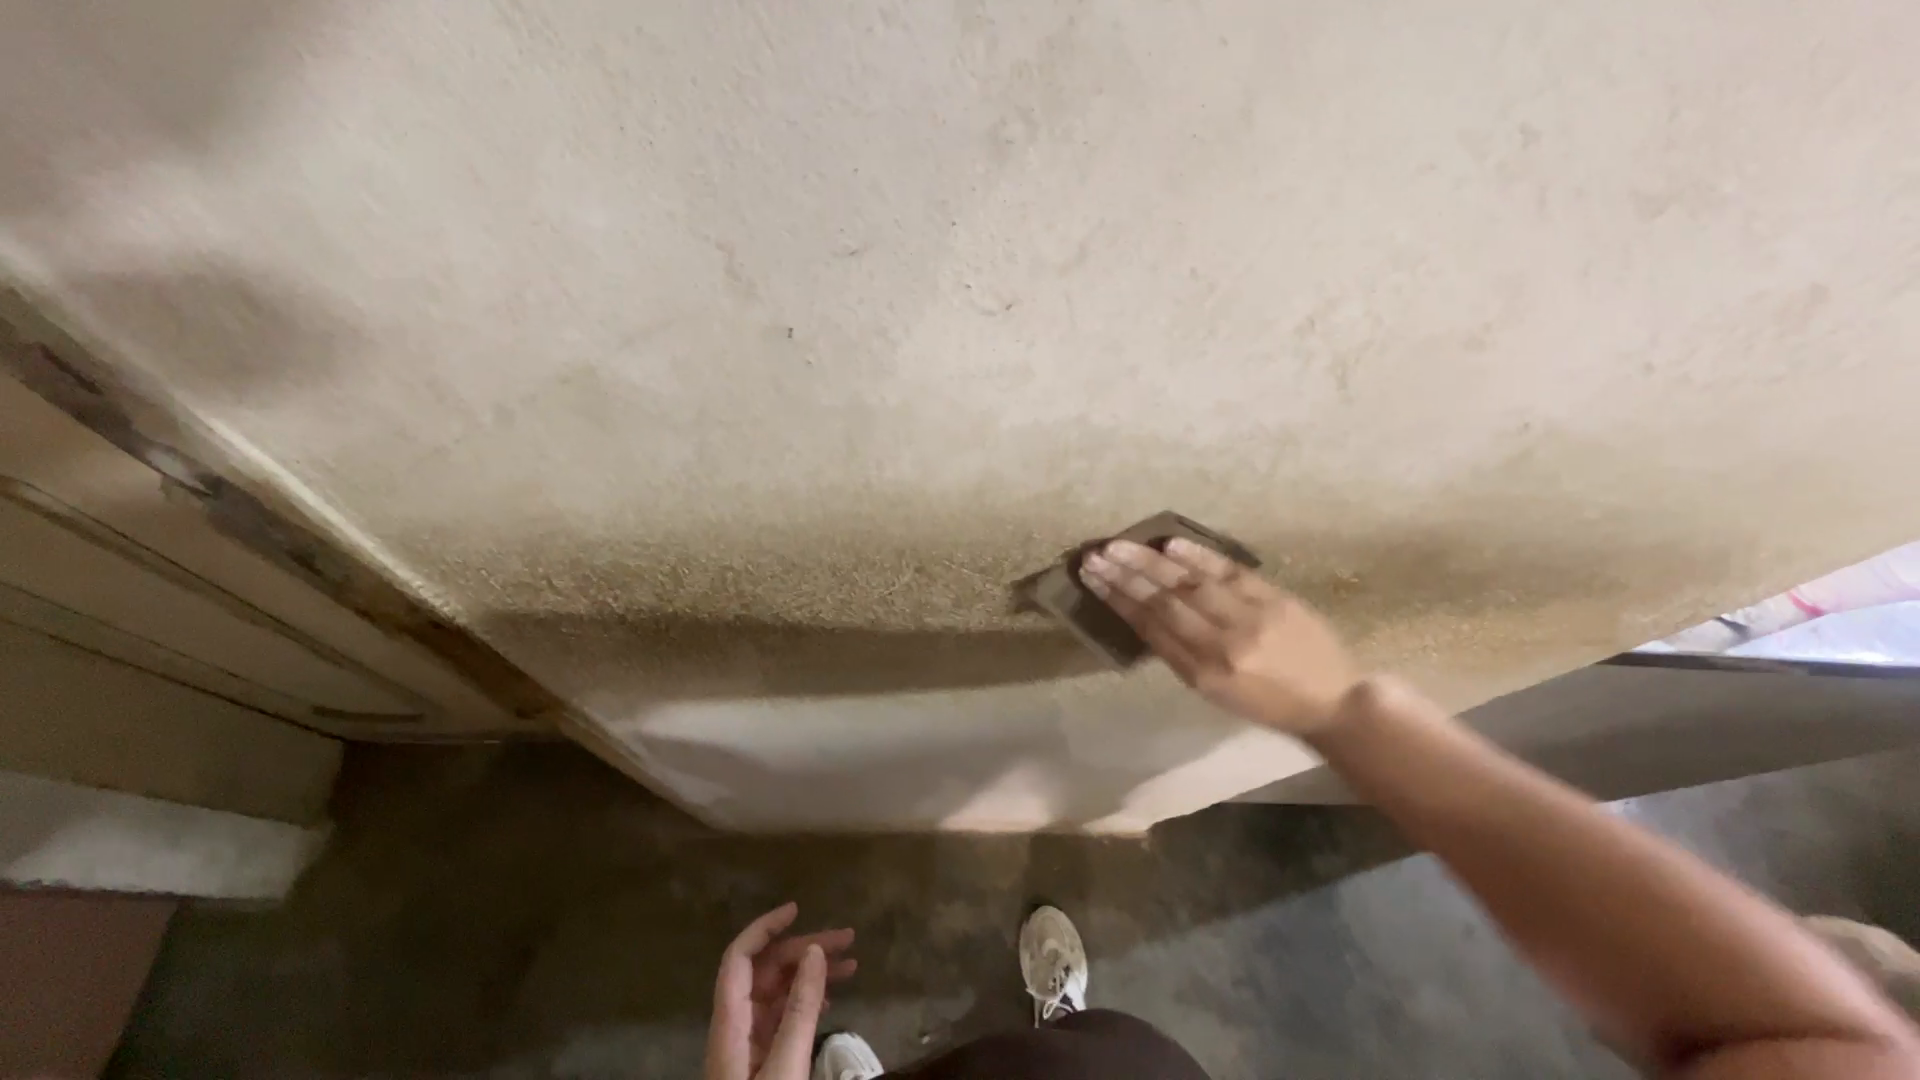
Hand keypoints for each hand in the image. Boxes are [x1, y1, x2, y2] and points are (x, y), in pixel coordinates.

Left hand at [705, 902, 858, 1079]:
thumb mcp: (785, 1067)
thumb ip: (800, 1010)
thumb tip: (814, 952)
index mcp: (729, 1024)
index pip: (739, 959)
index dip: (764, 928)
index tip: (799, 908)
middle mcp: (734, 1027)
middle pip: (763, 972)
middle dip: (802, 948)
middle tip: (847, 940)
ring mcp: (747, 1046)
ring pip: (776, 993)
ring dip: (810, 973)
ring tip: (851, 963)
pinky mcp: (760, 1062)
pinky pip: (782, 1017)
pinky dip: (806, 999)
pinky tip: (829, 998)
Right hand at [1080, 537, 1361, 733]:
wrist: (1334, 701)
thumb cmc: (1269, 703)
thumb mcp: (1216, 692)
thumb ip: (1180, 656)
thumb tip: (1144, 616)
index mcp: (1203, 673)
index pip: (1151, 628)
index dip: (1118, 601)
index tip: (1092, 579)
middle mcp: (1221, 645)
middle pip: (1163, 603)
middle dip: (1124, 577)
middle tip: (1094, 556)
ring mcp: (1250, 619)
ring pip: (1189, 584)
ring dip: (1149, 562)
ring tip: (1118, 546)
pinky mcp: (1275, 599)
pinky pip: (1229, 572)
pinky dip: (1198, 555)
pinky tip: (1169, 544)